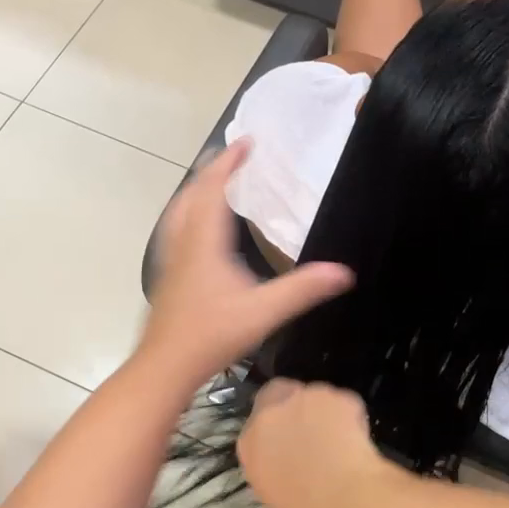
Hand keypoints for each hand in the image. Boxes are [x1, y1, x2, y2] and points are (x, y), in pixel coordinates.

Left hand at [135, 140, 352, 386]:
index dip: (228, 161)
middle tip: (232, 155)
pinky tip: (198, 231)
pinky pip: (176, 229)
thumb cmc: (211, 336)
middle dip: (211, 170)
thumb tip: (344, 272)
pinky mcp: (167, 276)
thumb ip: (302, 290)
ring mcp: (170, 259)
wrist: (164, 366)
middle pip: (191, 194)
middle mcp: (183, 243)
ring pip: (179, 212)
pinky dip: (189, 214)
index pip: (213, 189)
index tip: (246, 141)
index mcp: (204, 242)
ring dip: (196, 190)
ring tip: (214, 182)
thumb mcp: (263, 313)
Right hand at [237, 379, 400, 507]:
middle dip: (292, 405)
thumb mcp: (273, 497)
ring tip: (340, 441)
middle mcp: (271, 413)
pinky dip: (351, 416)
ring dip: (323, 411)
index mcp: (249, 443)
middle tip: (312, 431)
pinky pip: (344, 402)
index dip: (275, 433)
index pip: (256, 426)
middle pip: (278, 393)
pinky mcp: (339, 395)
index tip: (290, 447)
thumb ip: (273, 470)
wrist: (346, 502)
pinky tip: (359, 441)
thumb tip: (288, 467)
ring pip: (313, 395)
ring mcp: (305, 398)